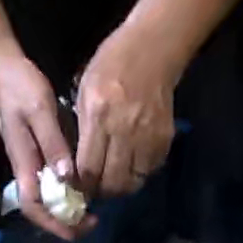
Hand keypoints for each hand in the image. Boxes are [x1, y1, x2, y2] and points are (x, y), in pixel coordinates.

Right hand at [0, 52, 86, 239]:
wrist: (4, 70)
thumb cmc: (20, 88)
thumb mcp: (40, 110)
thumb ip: (53, 143)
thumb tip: (68, 177)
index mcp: (24, 164)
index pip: (33, 207)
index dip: (54, 224)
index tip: (78, 228)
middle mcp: (27, 172)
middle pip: (43, 211)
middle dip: (66, 223)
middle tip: (94, 221)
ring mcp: (33, 166)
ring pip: (49, 200)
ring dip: (70, 211)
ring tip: (94, 210)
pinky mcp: (39, 158)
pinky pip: (54, 185)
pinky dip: (70, 193)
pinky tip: (87, 188)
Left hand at [75, 29, 177, 197]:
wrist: (152, 50)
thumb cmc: (112, 66)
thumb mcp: (85, 91)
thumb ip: (83, 130)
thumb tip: (79, 166)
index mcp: (99, 115)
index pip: (88, 168)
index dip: (82, 185)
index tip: (79, 188)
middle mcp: (124, 129)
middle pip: (112, 182)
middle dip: (102, 192)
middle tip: (97, 189)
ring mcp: (147, 136)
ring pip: (132, 182)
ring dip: (121, 188)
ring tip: (114, 181)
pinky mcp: (164, 139)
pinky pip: (149, 171)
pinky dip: (138, 174)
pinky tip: (130, 166)